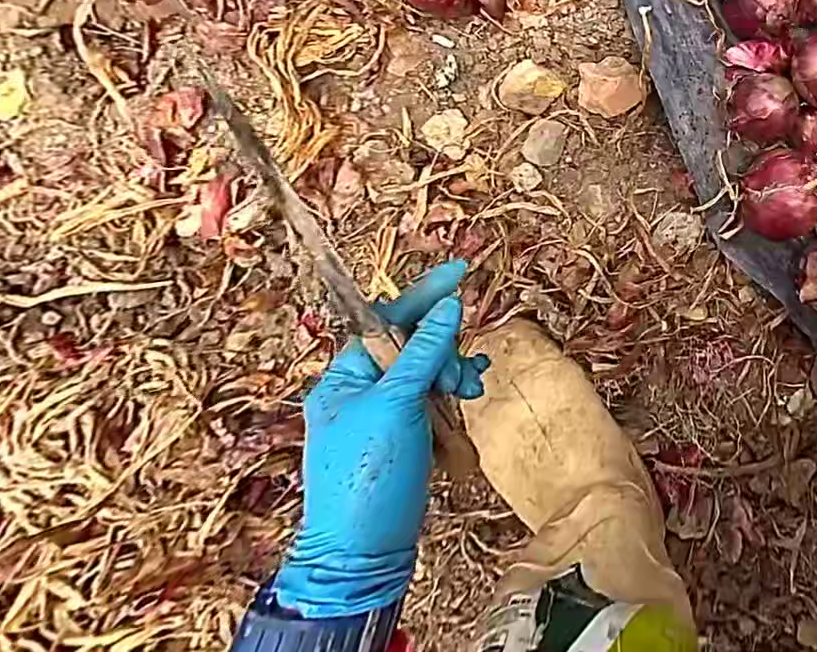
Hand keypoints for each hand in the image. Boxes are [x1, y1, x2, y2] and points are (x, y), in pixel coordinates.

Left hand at [273, 260, 489, 617]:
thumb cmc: (367, 473)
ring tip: (469, 388)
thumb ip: (423, 353)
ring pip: (433, 362)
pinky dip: (457, 384)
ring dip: (455, 367)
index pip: (386, 321)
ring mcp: (390, 405)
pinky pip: (440, 386)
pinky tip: (470, 392)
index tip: (459, 270)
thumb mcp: (395, 405)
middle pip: (416, 340)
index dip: (423, 295)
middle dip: (445, 346)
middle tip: (458, 373)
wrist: (365, 545)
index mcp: (346, 377)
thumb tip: (449, 306)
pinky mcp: (412, 423)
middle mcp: (366, 386)